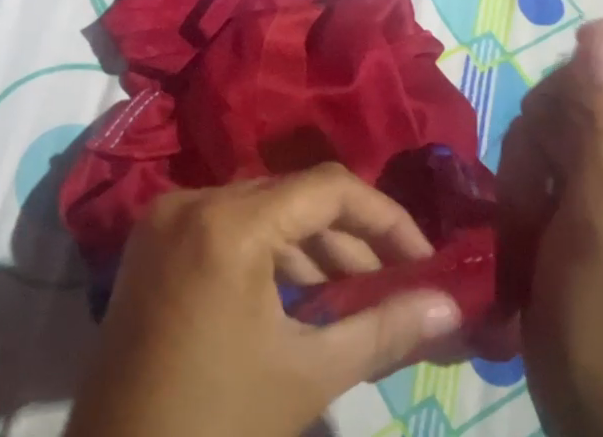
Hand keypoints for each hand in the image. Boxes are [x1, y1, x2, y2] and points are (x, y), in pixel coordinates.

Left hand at [65, 163, 463, 436]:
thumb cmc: (218, 417)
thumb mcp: (310, 374)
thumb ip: (385, 330)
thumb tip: (451, 307)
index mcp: (228, 223)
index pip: (327, 188)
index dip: (386, 219)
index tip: (424, 262)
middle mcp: (191, 201)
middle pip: (291, 196)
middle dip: (349, 239)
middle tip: (395, 287)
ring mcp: (164, 220)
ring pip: (257, 211)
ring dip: (309, 249)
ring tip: (352, 301)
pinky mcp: (151, 243)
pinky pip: (224, 228)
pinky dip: (266, 254)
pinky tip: (297, 299)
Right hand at [498, 9, 602, 436]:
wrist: (589, 392)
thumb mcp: (602, 214)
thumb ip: (601, 122)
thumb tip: (600, 34)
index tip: (587, 42)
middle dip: (560, 111)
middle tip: (545, 166)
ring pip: (562, 112)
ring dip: (532, 149)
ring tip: (533, 205)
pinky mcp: (579, 192)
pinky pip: (541, 148)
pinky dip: (523, 173)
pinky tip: (524, 215)